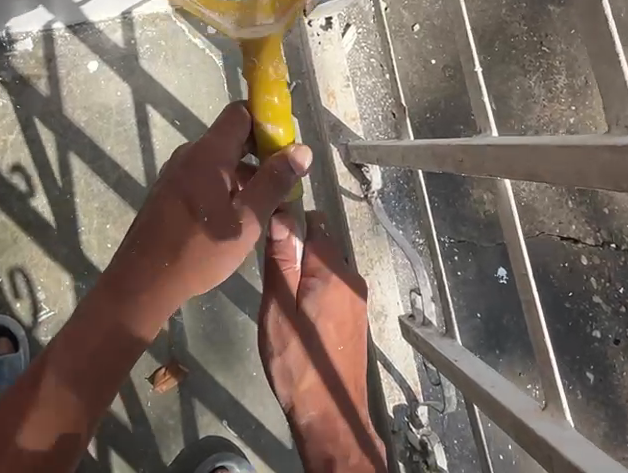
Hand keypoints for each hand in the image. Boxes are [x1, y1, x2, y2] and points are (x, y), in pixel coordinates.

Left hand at [105, 102, 311, 328]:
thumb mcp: (246, 221)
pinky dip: (226, 184)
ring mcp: (177, 172)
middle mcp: (190, 154)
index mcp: (208, 153)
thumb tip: (302, 150)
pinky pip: (205, 174)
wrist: (142, 282)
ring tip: (269, 201)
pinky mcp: (170, 190)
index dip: (266, 119)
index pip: (239, 112)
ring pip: (219, 158)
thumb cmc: (197, 251)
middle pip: (231, 135)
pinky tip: (239, 214)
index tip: (287, 142)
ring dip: (245, 172)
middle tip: (285, 176)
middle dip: (261, 150)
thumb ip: (273, 183)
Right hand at [259, 211, 384, 472]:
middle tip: (274, 283)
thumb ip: (281, 259)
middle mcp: (352, 277)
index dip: (288, 227)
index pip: (312, 222)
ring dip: (305, 274)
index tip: (269, 248)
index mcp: (333, 270)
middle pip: (320, 243)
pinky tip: (300, 317)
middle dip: (296, 253)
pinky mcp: (356, 316)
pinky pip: (333, 287)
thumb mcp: (278, 307)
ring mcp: (357, 298)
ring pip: (326, 266)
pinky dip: (316, 291)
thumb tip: (281, 213)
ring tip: (284, 302)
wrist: (329, 415)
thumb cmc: (297, 361)